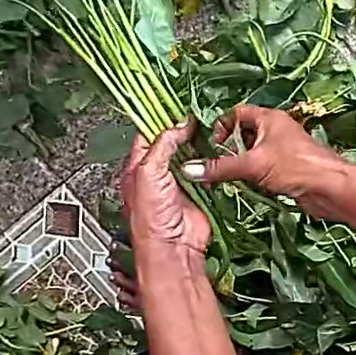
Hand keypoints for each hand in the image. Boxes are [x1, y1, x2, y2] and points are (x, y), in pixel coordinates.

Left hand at [121, 122, 210, 258]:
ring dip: (200, 145)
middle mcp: (158, 173)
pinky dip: (212, 162)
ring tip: (210, 131)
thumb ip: (162, 146)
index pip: (149, 135)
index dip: (161, 120)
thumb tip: (177, 125)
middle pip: (172, 143)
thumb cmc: (151, 219)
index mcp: (138, 167)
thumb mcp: (149, 173)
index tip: (177, 107)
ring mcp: (179, 182)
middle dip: (185, 131)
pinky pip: (206, 170)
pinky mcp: (198, 191)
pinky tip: (217, 152)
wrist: (174, 247)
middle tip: (198, 117)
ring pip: (191, 155)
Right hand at [182, 105, 351, 217]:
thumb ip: (221, 167)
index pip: (237, 113)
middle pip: (244, 134)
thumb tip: (190, 169)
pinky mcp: (287, 169)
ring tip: (225, 178)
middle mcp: (276, 130)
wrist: (329, 188)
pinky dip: (252, 176)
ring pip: (253, 153)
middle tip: (214, 164)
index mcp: (269, 118)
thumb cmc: (296, 166)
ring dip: (239, 165)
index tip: (212, 145)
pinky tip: (245, 187)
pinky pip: (262, 169)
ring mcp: (282, 150)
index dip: (222, 126)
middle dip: (228, 149)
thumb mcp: (253, 164)